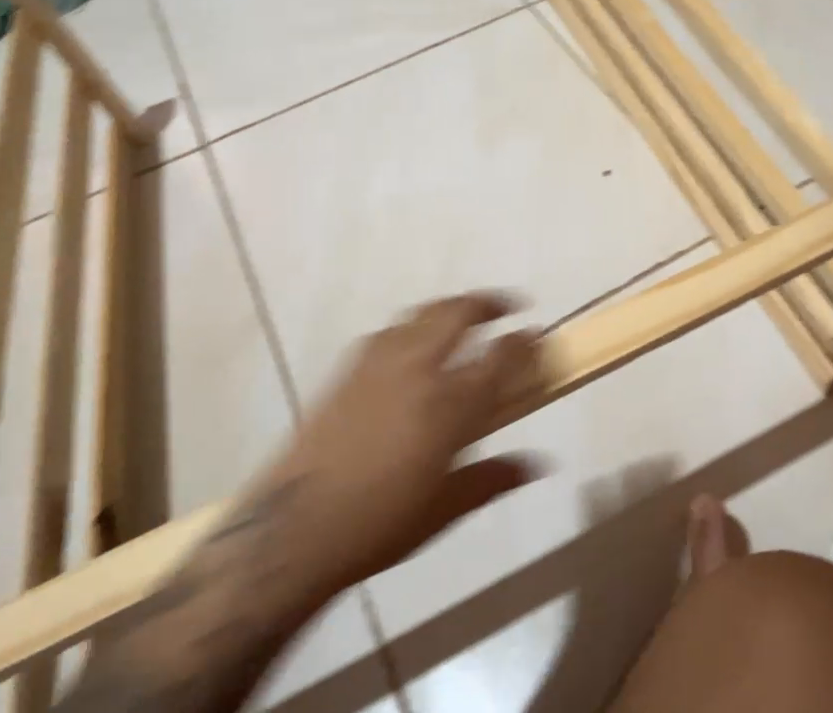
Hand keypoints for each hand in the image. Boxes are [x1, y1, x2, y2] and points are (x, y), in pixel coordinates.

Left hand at [270, 293, 542, 596]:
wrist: (296, 529)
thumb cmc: (381, 524)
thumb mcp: (446, 508)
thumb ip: (493, 478)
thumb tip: (536, 465)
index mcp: (450, 405)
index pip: (499, 357)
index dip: (523, 341)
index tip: (536, 334)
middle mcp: (416, 372)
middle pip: (456, 314)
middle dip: (486, 303)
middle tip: (504, 308)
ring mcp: (376, 367)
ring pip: (419, 316)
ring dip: (447, 310)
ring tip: (460, 320)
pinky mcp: (345, 374)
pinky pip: (388, 333)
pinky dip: (411, 327)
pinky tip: (410, 347)